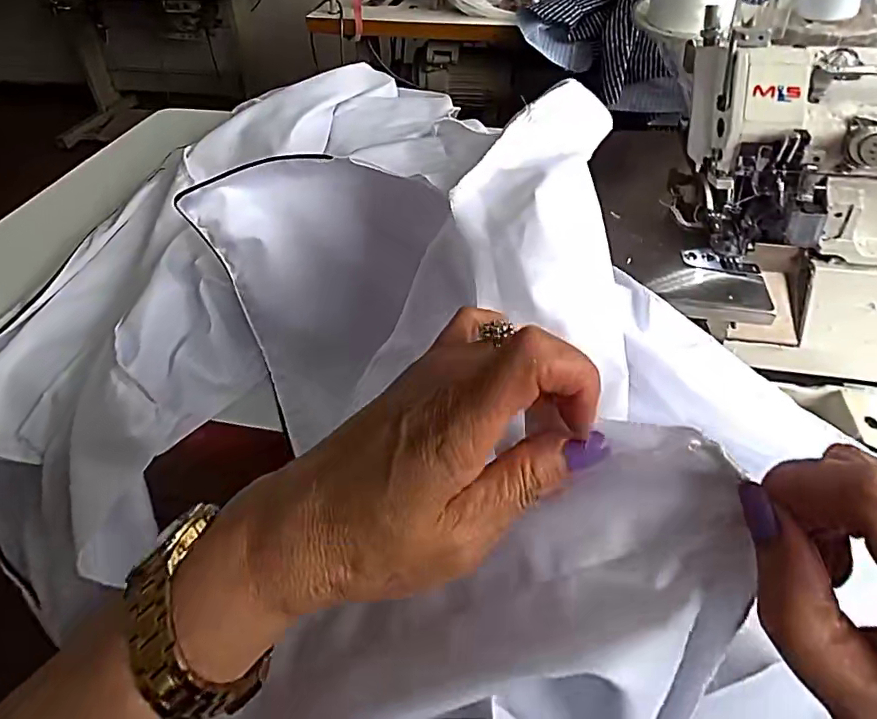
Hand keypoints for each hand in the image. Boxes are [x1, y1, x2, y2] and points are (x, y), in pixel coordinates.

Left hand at [171, 308, 603, 678]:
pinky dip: (507, 354)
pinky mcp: (420, 370)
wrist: (299, 526)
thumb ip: (524, 482)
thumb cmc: (377, 542)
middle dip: (566, 386)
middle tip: (560, 443)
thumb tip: (574, 446)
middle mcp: (448, 373)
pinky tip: (500, 397)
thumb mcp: (462, 535)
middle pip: (530, 341)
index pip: (534, 351)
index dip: (576, 377)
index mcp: (460, 414)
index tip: (577, 433)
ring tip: (534, 426)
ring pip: (508, 336)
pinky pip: (478, 334)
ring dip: (539, 374)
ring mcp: (431, 364)